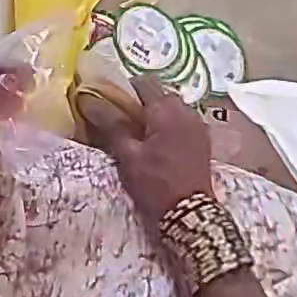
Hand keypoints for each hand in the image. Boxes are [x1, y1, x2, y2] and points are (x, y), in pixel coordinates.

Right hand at [82, 76, 213, 220]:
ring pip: (174, 108)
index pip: (144, 83)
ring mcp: (198, 125)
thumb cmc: (155, 182)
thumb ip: (113, 126)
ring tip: (142, 132)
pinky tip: (160, 142)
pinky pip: (184, 121)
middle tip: (125, 119)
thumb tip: (93, 103)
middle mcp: (186, 110)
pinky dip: (171, 125)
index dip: (127, 88)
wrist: (190, 213)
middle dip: (143, 102)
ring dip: (158, 114)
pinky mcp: (204, 139)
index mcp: (166, 109)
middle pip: (161, 95)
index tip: (113, 100)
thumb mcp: (128, 156)